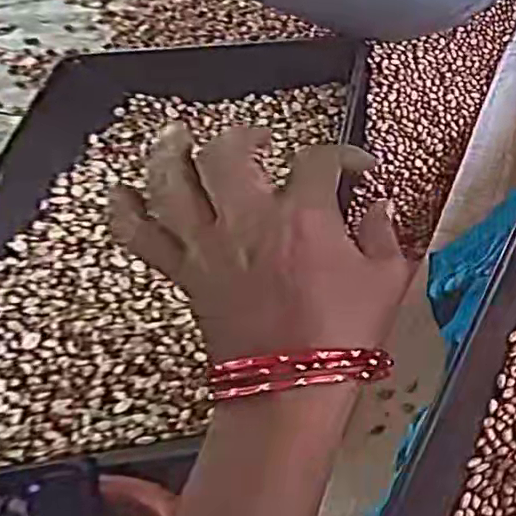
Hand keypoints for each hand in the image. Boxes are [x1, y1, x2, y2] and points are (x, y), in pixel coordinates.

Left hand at [107, 123, 415, 363]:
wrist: (295, 381)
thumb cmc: (349, 328)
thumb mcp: (389, 276)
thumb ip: (383, 232)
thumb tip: (378, 207)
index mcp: (305, 217)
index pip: (319, 161)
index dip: (344, 155)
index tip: (359, 167)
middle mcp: (248, 220)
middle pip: (227, 153)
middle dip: (246, 135)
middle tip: (261, 135)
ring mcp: (207, 245)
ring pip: (168, 180)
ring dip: (171, 151)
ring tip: (180, 137)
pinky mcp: (184, 272)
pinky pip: (138, 232)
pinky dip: (125, 208)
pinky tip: (126, 192)